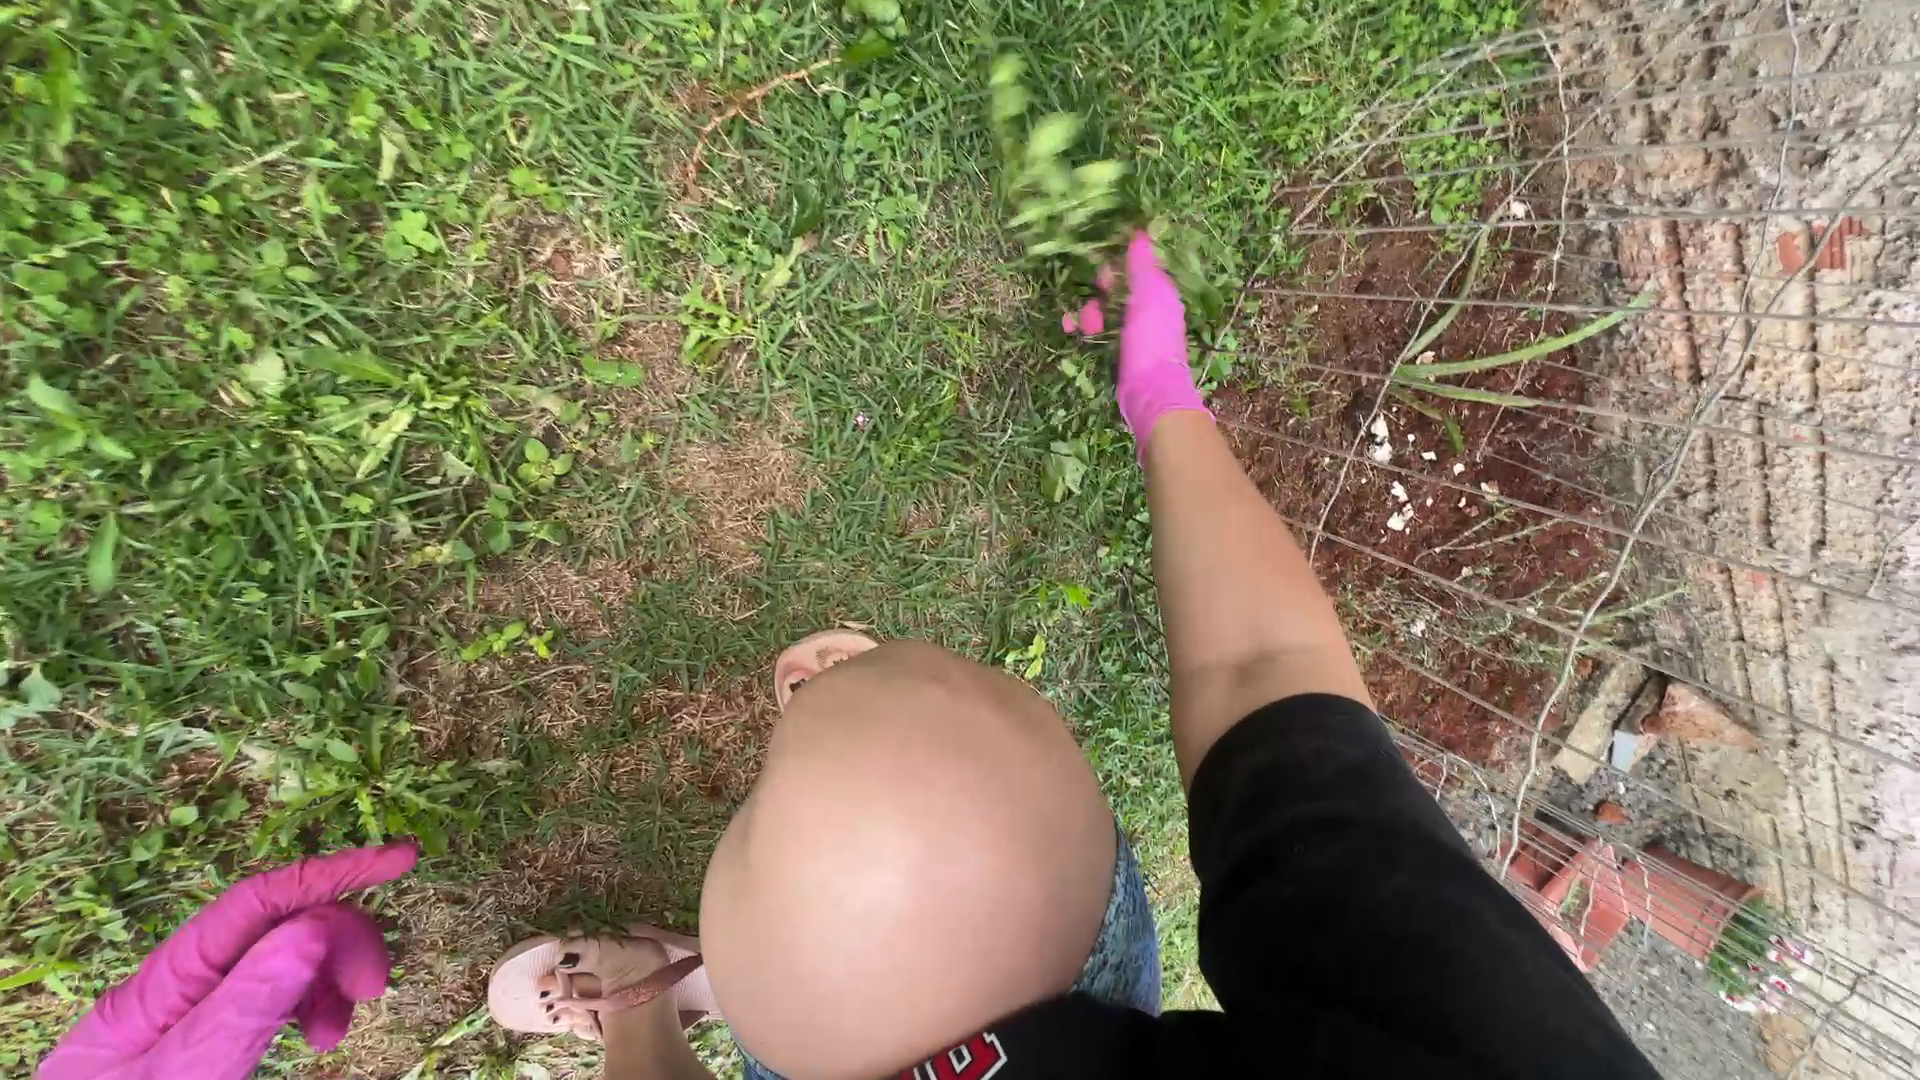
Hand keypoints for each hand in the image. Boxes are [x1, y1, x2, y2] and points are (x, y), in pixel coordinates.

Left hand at [38, 841, 418, 1079]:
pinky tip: (324, 1033)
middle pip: (287, 926)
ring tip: (341, 1027)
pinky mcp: (215, 1028)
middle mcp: (181, 981)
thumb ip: (247, 1003)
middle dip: (344, 943)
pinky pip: (284, 989)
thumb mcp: (190, 1073)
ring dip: (335, 978)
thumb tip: (320, 924)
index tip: (404, 859)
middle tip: (375, 986)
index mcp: (160, 982)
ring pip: (294, 956)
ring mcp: (198, 1006)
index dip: (334, 871)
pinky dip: (317, 1002)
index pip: (260, 899)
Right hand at [1062, 231, 1210, 455]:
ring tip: (1081, 325)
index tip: (1101, 268)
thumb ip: (1142, 267)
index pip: (1137, 267)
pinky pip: (1098, 332)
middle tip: (1093, 301)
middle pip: (1117, 288)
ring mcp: (1133, 333)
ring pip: (1104, 310)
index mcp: (1159, 293)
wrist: (1149, 394)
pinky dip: (1084, 329)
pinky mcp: (1118, 352)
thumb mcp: (1148, 298)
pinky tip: (1071, 331)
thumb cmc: (1151, 343)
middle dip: (1099, 290)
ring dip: (1088, 312)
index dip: (1117, 263)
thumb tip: (1141, 232)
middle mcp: (1147, 310)